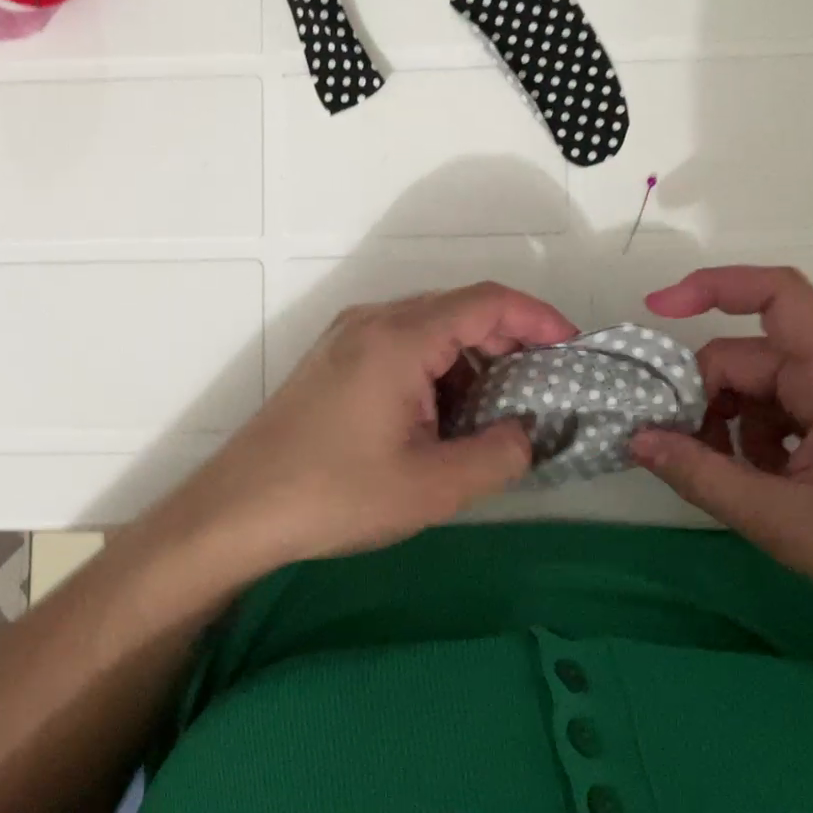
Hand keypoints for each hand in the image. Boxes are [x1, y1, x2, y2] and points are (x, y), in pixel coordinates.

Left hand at [154, 282, 577, 569]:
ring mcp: (347, 338)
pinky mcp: (333, 361)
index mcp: (400, 338)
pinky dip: (435, 373)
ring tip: (493, 419)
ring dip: (470, 365)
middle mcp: (373, 321)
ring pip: (430, 331)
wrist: (239, 510)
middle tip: (540, 395)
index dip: (539, 319)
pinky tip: (442, 422)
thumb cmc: (336, 495)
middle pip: (459, 311)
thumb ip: (500, 453)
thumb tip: (531, 431)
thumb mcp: (434, 485)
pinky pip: (401, 348)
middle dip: (509, 347)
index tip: (573, 352)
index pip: (488, 302)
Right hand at [629, 266, 812, 644]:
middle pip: (750, 355)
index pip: (778, 294)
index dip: (712, 285)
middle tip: (677, 449)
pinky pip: (782, 411)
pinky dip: (755, 440)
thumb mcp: (784, 521)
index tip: (656, 310)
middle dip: (705, 395)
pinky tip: (760, 484)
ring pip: (761, 387)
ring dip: (728, 424)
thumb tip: (635, 438)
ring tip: (725, 478)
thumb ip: (703, 476)